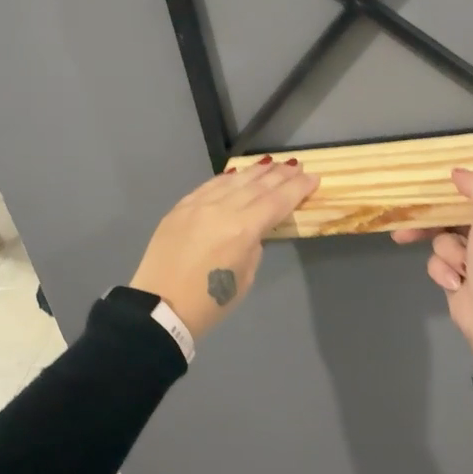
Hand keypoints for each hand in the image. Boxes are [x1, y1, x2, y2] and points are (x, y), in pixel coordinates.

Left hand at [129, 157, 319, 337]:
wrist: (159, 308)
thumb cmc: (209, 303)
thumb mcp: (244, 277)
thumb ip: (253, 246)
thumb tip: (254, 229)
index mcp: (242, 230)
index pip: (277, 201)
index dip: (297, 189)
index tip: (313, 178)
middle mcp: (222, 209)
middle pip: (257, 185)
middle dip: (280, 175)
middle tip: (296, 166)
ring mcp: (198, 205)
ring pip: (233, 180)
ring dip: (255, 171)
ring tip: (272, 164)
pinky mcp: (180, 208)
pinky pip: (209, 186)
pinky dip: (227, 178)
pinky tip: (238, 173)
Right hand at [392, 169, 472, 365]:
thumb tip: (457, 171)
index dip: (461, 184)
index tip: (437, 177)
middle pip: (453, 214)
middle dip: (432, 219)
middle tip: (406, 216)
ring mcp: (472, 255)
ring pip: (441, 238)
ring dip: (446, 252)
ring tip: (457, 266)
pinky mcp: (455, 275)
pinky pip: (436, 261)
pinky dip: (443, 271)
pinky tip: (456, 282)